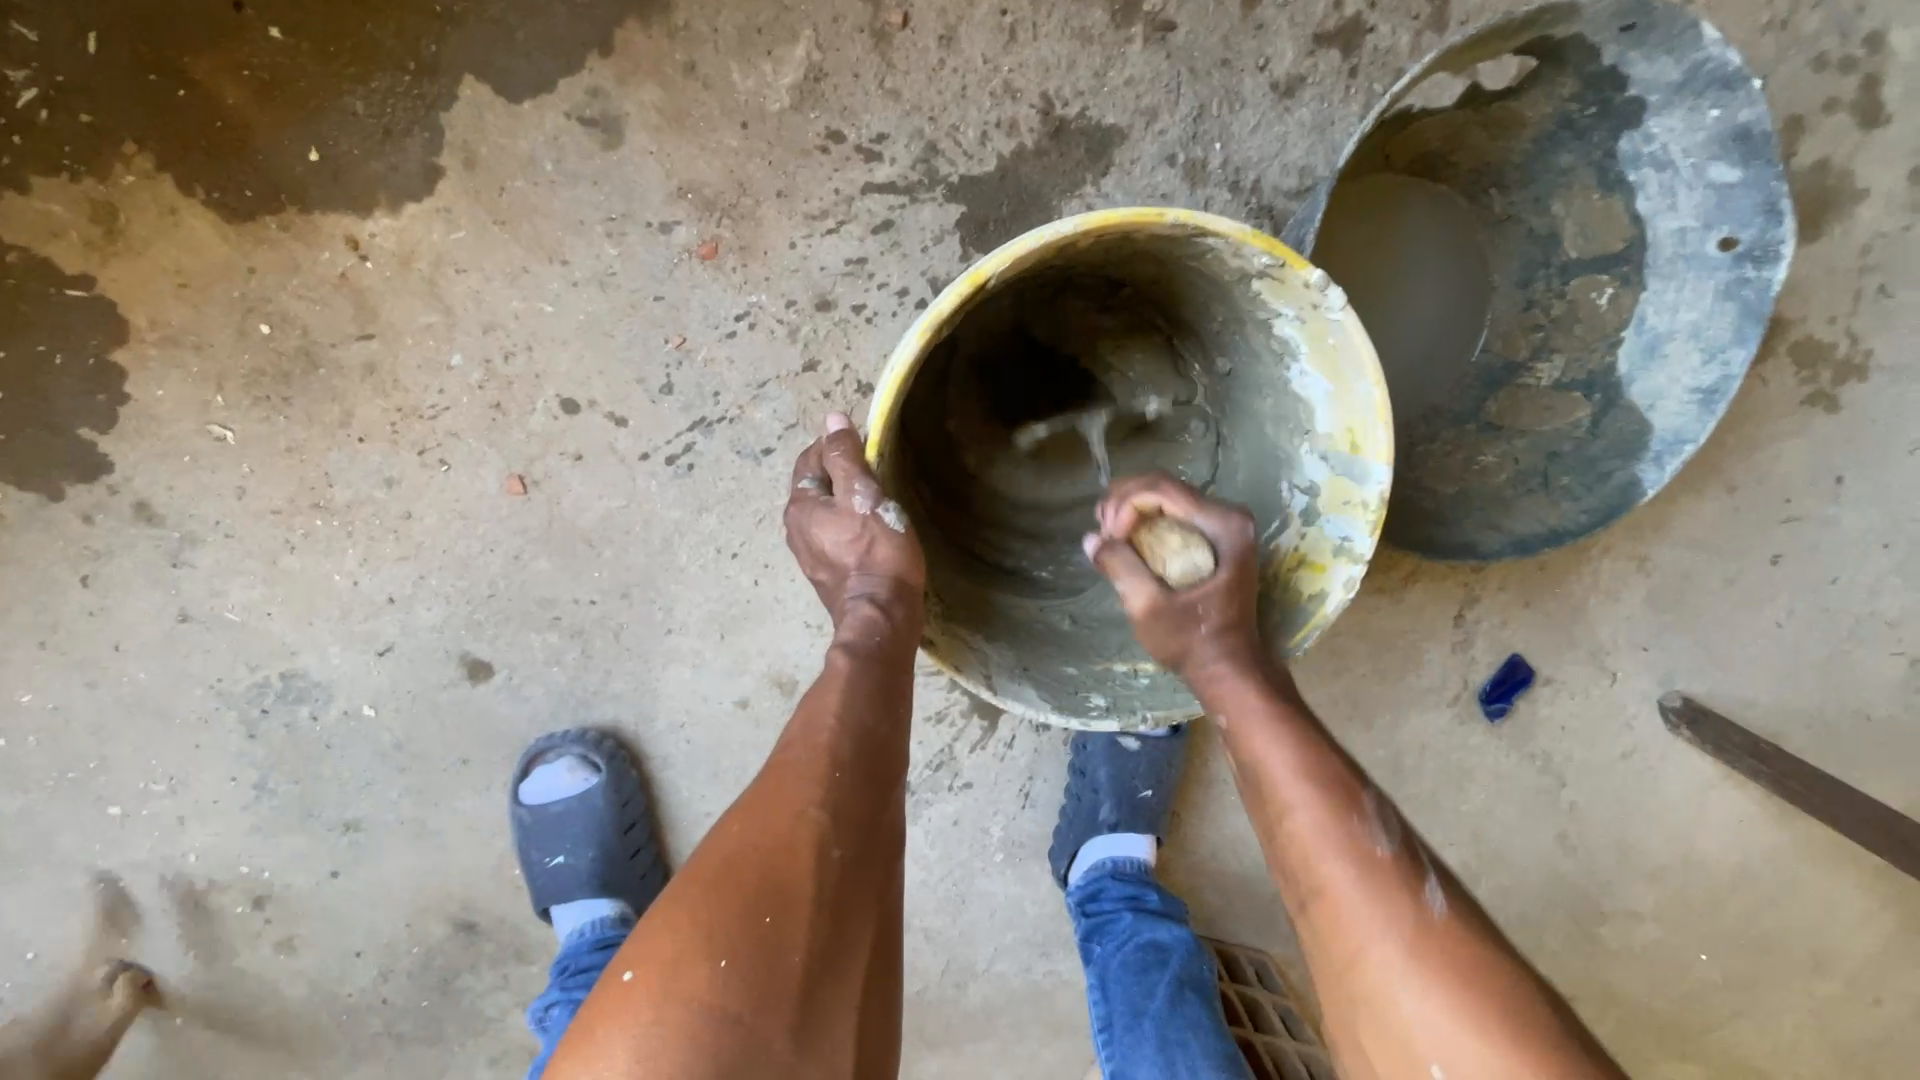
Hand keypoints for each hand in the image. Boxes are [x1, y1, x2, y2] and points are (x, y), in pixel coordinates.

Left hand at [785, 413, 926, 634]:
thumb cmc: (876, 551)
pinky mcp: (827, 575)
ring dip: (845, 501)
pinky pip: (834, 537)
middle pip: (815, 487)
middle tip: (874, 471)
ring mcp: (809, 555)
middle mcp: (795, 529)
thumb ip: (845, 456)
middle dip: (840, 474)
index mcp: (800, 506)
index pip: (810, 460)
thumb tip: (832, 419)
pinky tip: (871, 530)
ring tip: (875, 499)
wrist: (881, 616)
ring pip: (824, 514)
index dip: (835, 445)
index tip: (866, 445)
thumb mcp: (864, 495)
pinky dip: (848, 525)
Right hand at [1083, 472, 1263, 681]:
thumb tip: (1090, 539)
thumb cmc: (1192, 642)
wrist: (1229, 669)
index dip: (1124, 506)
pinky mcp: (1213, 538)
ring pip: (1163, 497)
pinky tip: (1124, 542)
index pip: (1161, 489)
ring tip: (1109, 540)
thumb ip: (1120, 567)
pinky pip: (1170, 514)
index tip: (1109, 540)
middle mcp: (1228, 516)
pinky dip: (1142, 522)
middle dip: (1122, 504)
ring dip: (1128, 511)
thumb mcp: (1149, 608)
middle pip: (1162, 486)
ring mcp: (1223, 525)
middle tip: (1103, 536)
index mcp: (1223, 525)